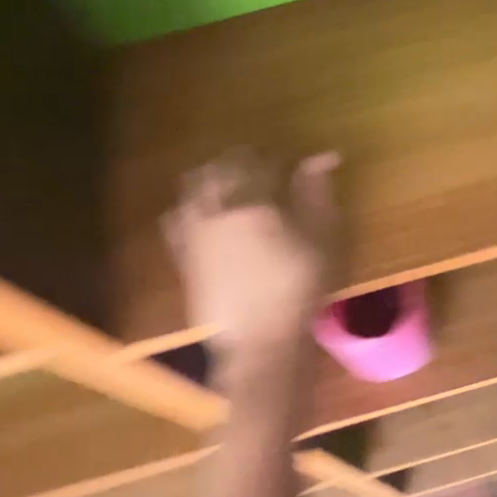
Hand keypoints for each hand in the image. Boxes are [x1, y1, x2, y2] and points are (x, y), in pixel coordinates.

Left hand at [163, 149, 339, 395]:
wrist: (262, 340)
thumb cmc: (300, 288)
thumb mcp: (321, 239)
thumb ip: (316, 195)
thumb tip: (320, 157)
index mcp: (254, 201)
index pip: (259, 161)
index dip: (274, 157)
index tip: (286, 161)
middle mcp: (218, 210)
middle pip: (220, 169)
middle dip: (238, 162)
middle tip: (257, 166)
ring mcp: (195, 233)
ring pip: (193, 188)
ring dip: (210, 178)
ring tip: (227, 184)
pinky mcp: (184, 257)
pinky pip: (175, 220)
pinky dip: (187, 207)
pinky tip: (198, 212)